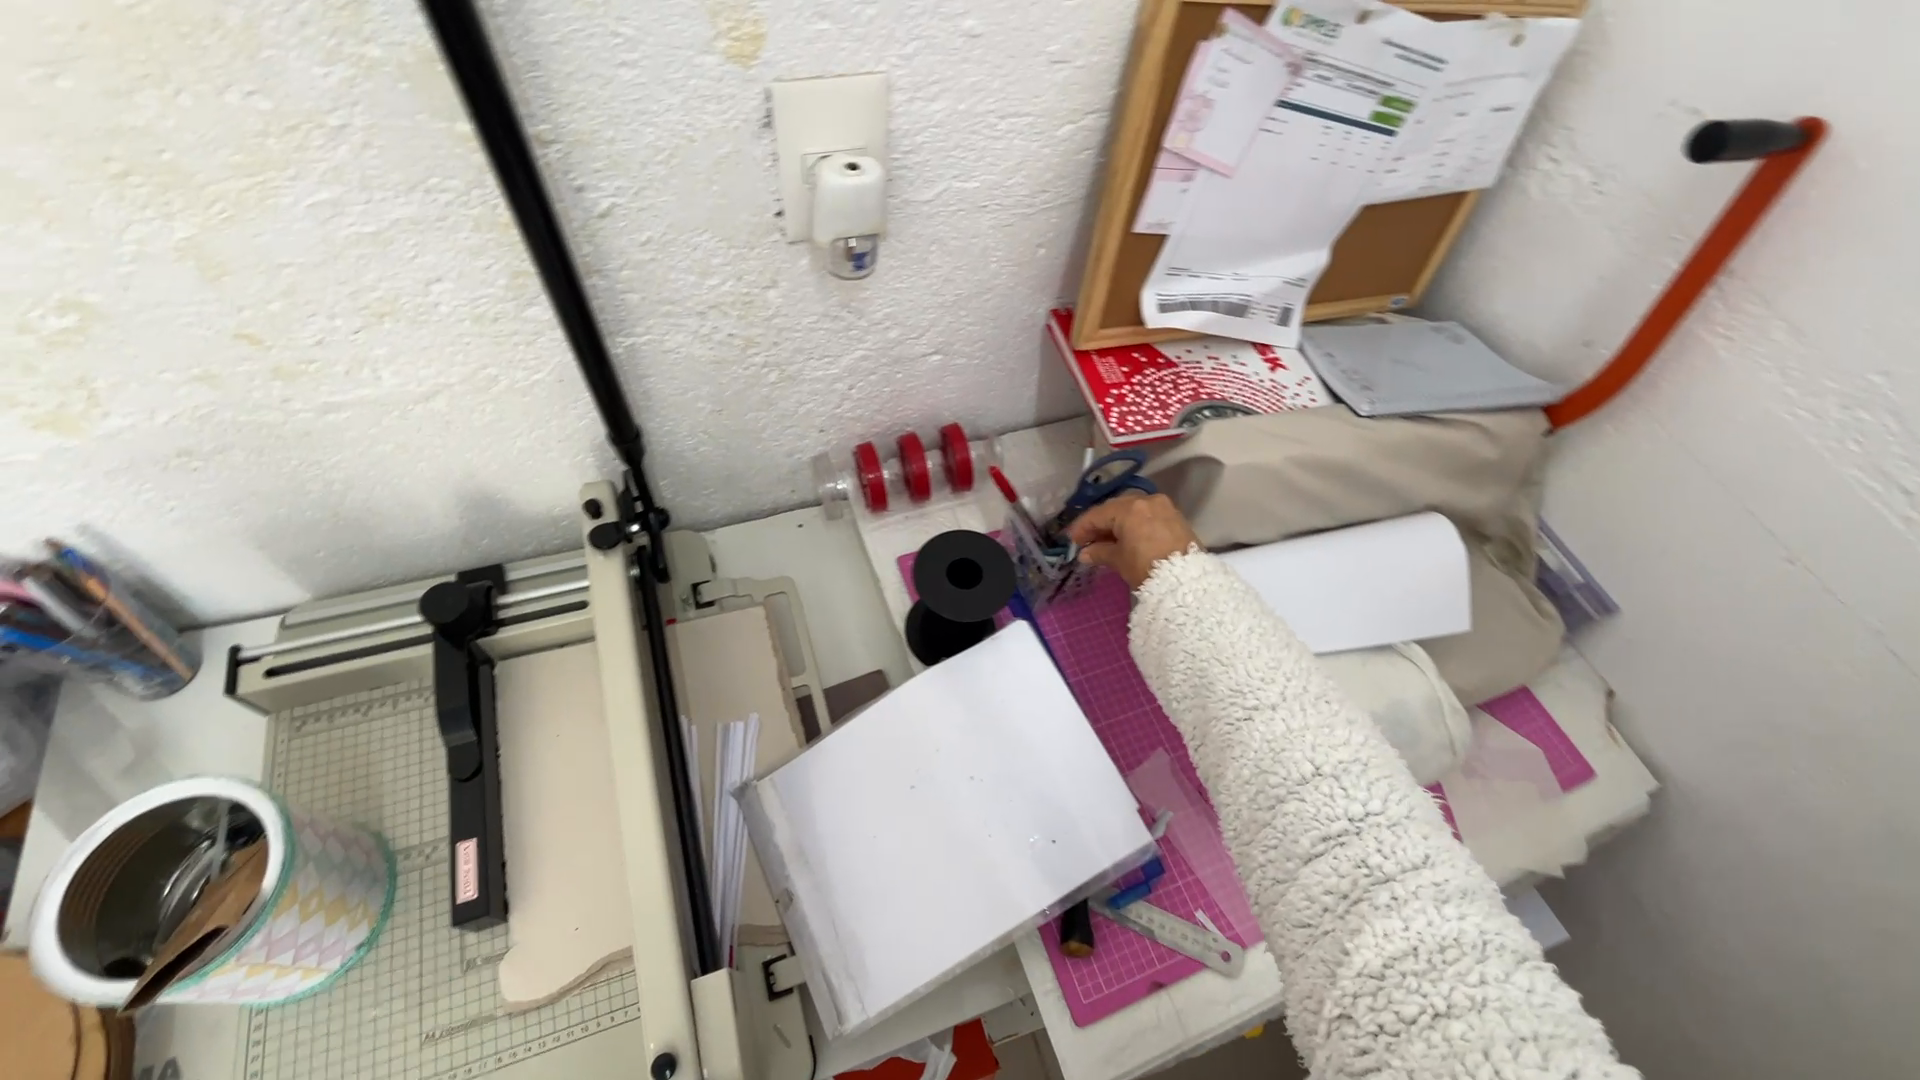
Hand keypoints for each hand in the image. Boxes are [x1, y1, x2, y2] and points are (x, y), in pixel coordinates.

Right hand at [1065, 493, 1201, 589]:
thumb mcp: (1119, 561)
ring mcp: (1164, 507)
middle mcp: (1147, 501)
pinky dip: (1134, 525)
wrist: (1186, 582)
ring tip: (1106, 542)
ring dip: (1118, 524)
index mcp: (1130, 508)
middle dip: (1100, 524)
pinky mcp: (1176, 518)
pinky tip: (1127, 539)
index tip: (1072, 540)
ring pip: (1133, 511)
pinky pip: (1147, 516)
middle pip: (1116, 508)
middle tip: (1088, 541)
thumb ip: (1099, 552)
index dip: (1082, 527)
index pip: (1098, 514)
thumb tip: (1086, 553)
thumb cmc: (1147, 567)